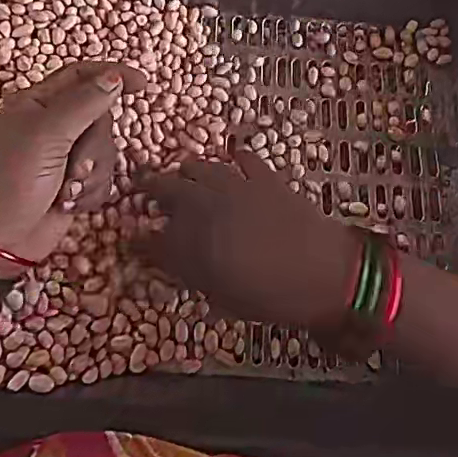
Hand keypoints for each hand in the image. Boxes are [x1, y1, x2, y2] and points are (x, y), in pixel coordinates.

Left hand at [0, 61, 147, 267]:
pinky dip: (91, 193)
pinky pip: (104, 179)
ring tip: (66, 193)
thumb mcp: (46, 135)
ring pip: (106, 150)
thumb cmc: (9, 182)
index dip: (112, 74)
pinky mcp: (74, 185)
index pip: (82, 75)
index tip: (142, 84)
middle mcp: (53, 126)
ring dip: (92, 174)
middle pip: (100, 117)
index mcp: (38, 103)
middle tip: (74, 167)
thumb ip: (83, 103)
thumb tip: (115, 77)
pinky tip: (70, 206)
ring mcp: (64, 157)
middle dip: (94, 146)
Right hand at [145, 147, 356, 330]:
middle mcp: (206, 209)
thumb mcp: (224, 298)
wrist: (326, 275)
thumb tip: (172, 260)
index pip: (153, 239)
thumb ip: (193, 274)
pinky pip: (244, 160)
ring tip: (183, 174)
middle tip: (145, 188)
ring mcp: (236, 188)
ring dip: (187, 172)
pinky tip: (232, 160)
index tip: (131, 239)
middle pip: (168, 190)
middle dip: (152, 190)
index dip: (139, 240)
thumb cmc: (272, 298)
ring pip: (200, 168)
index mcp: (193, 244)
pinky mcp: (264, 179)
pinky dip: (235, 159)